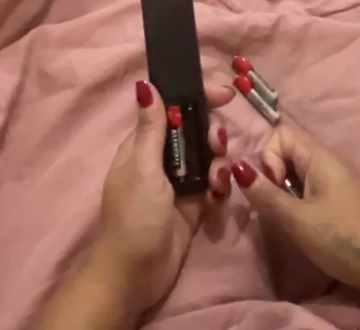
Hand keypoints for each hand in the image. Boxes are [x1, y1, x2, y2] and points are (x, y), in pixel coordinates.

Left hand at [91, 78, 236, 310]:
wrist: (136, 276)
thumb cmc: (135, 216)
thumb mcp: (143, 168)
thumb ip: (151, 128)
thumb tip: (146, 84)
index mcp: (142, 144)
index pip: (171, 109)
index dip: (196, 98)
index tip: (225, 94)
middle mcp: (161, 158)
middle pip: (194, 130)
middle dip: (212, 132)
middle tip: (220, 143)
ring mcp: (177, 181)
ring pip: (206, 155)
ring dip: (218, 159)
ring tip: (218, 176)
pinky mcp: (192, 203)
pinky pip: (212, 182)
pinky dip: (219, 183)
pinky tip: (219, 192)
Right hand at [231, 122, 359, 301]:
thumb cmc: (344, 239)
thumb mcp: (298, 221)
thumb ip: (266, 195)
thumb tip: (236, 166)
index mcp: (319, 155)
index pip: (280, 132)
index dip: (268, 156)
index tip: (274, 188)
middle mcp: (329, 159)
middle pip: (288, 150)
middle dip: (274, 174)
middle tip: (278, 207)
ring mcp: (338, 179)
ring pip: (298, 170)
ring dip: (286, 190)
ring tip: (291, 219)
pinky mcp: (343, 197)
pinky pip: (312, 185)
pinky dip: (301, 199)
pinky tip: (307, 224)